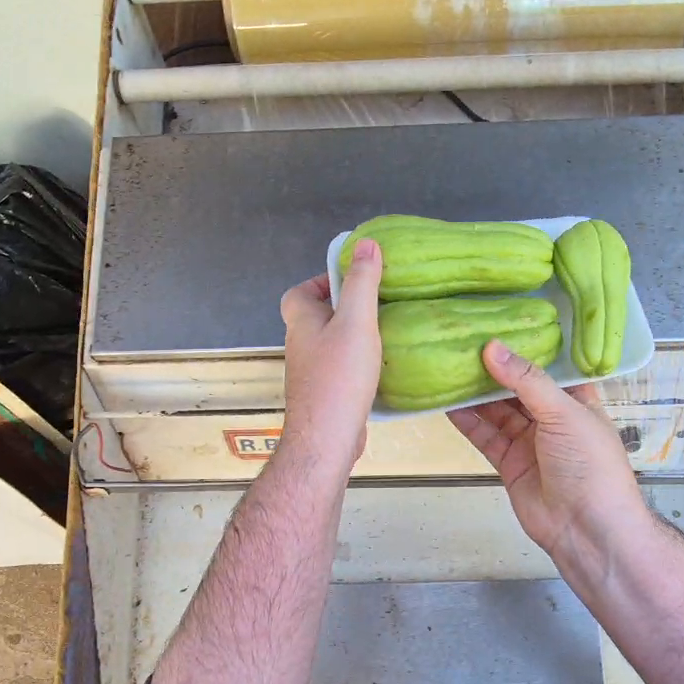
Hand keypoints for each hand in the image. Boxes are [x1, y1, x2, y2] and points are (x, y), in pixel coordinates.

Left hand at [280, 239, 383, 468]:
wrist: (326, 439)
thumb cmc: (339, 377)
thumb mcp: (356, 322)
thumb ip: (361, 283)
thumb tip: (365, 244)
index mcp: (300, 322)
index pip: (299, 292)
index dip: (321, 282)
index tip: (351, 281)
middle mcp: (300, 346)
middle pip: (316, 318)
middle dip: (343, 309)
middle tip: (375, 308)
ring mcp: (310, 375)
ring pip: (330, 346)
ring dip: (352, 339)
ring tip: (384, 335)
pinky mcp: (324, 397)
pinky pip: (339, 371)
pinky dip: (356, 365)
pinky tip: (380, 369)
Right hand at [448, 341, 646, 562]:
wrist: (586, 528)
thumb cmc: (590, 465)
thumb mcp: (564, 413)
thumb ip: (526, 380)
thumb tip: (491, 347)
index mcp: (577, 401)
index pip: (549, 367)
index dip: (525, 347)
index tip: (497, 322)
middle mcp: (553, 419)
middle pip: (517, 388)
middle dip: (493, 369)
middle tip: (461, 342)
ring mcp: (530, 442)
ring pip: (497, 411)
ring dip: (475, 394)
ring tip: (448, 366)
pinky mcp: (509, 464)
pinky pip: (485, 437)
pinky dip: (467, 421)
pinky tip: (447, 403)